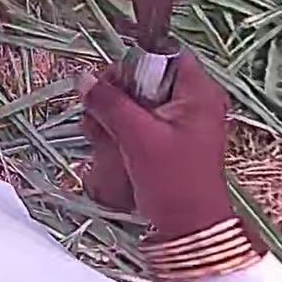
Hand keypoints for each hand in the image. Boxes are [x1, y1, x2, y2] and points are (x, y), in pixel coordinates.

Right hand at [79, 52, 234, 239]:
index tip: (111, 86)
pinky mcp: (164, 136)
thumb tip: (83, 79)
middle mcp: (191, 100)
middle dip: (114, 95)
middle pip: (141, 77)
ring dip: (110, 114)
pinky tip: (107, 144)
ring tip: (103, 136)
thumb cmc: (175, 182)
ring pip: (132, 99)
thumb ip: (110, 104)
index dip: (131, 65)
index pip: (162, 55)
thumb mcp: (138, 138)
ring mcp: (177, 119)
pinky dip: (116, 128)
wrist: (189, 227)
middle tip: (102, 117)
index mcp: (198, 92)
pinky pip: (133, 119)